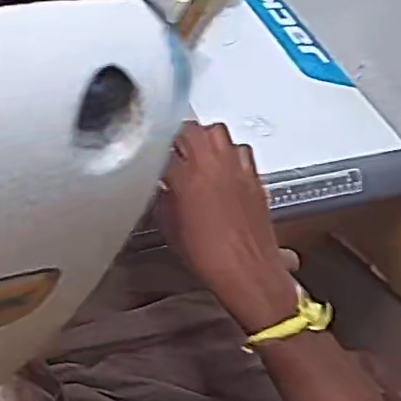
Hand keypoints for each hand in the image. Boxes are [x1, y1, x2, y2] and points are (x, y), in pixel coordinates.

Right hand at [157, 121, 301, 331]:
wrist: (246, 270)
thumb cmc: (207, 255)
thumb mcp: (169, 225)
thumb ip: (163, 196)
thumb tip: (161, 185)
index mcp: (187, 175)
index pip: (162, 145)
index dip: (152, 150)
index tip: (146, 156)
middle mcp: (215, 164)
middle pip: (192, 129)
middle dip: (177, 136)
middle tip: (167, 149)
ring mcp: (238, 167)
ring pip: (218, 133)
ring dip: (203, 139)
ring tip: (194, 154)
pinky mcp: (255, 177)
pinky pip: (239, 151)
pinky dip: (227, 153)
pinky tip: (220, 169)